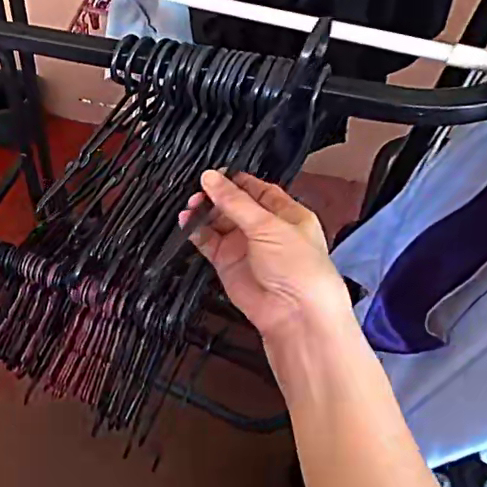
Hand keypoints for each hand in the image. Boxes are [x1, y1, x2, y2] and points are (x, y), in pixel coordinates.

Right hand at [182, 170, 354, 342]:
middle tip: (198, 191)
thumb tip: (211, 178)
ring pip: (217, 222)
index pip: (256, 189)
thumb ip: (235, 201)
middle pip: (233, 204)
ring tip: (190, 207)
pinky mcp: (227, 263)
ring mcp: (245, 246)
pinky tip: (187, 224)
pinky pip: (207, 242)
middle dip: (214, 196)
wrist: (294, 313)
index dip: (234, 180)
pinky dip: (195, 232)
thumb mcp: (268, 225)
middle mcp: (265, 228)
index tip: (213, 173)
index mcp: (285, 213)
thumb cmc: (299, 268)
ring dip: (203, 213)